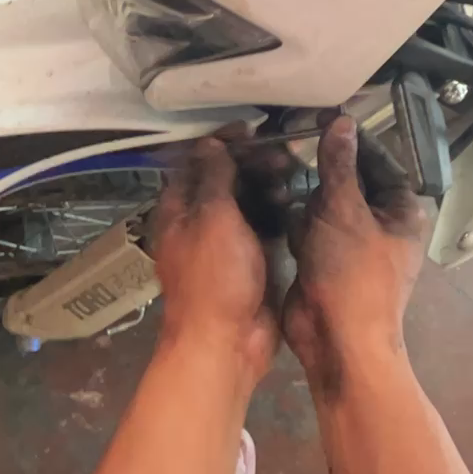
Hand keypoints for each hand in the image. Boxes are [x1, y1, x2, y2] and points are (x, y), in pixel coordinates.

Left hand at [148, 135, 280, 382]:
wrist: (228, 342)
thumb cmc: (215, 276)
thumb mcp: (213, 218)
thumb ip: (214, 177)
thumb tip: (211, 143)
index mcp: (178, 208)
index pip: (197, 161)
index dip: (222, 142)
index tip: (253, 130)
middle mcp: (198, 220)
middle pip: (224, 178)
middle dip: (252, 163)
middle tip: (285, 156)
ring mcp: (224, 240)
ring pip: (246, 200)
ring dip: (267, 185)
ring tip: (293, 176)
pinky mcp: (248, 258)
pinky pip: (261, 224)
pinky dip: (275, 210)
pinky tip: (294, 202)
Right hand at [282, 116, 429, 395]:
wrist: (336, 339)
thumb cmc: (351, 272)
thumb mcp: (344, 210)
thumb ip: (339, 164)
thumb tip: (342, 120)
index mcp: (400, 210)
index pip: (378, 159)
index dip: (351, 139)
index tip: (322, 116)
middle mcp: (380, 223)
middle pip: (349, 181)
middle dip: (322, 172)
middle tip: (291, 145)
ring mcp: (352, 243)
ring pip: (325, 204)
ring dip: (307, 199)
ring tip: (281, 179)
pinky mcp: (326, 259)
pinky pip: (311, 228)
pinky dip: (299, 224)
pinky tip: (282, 216)